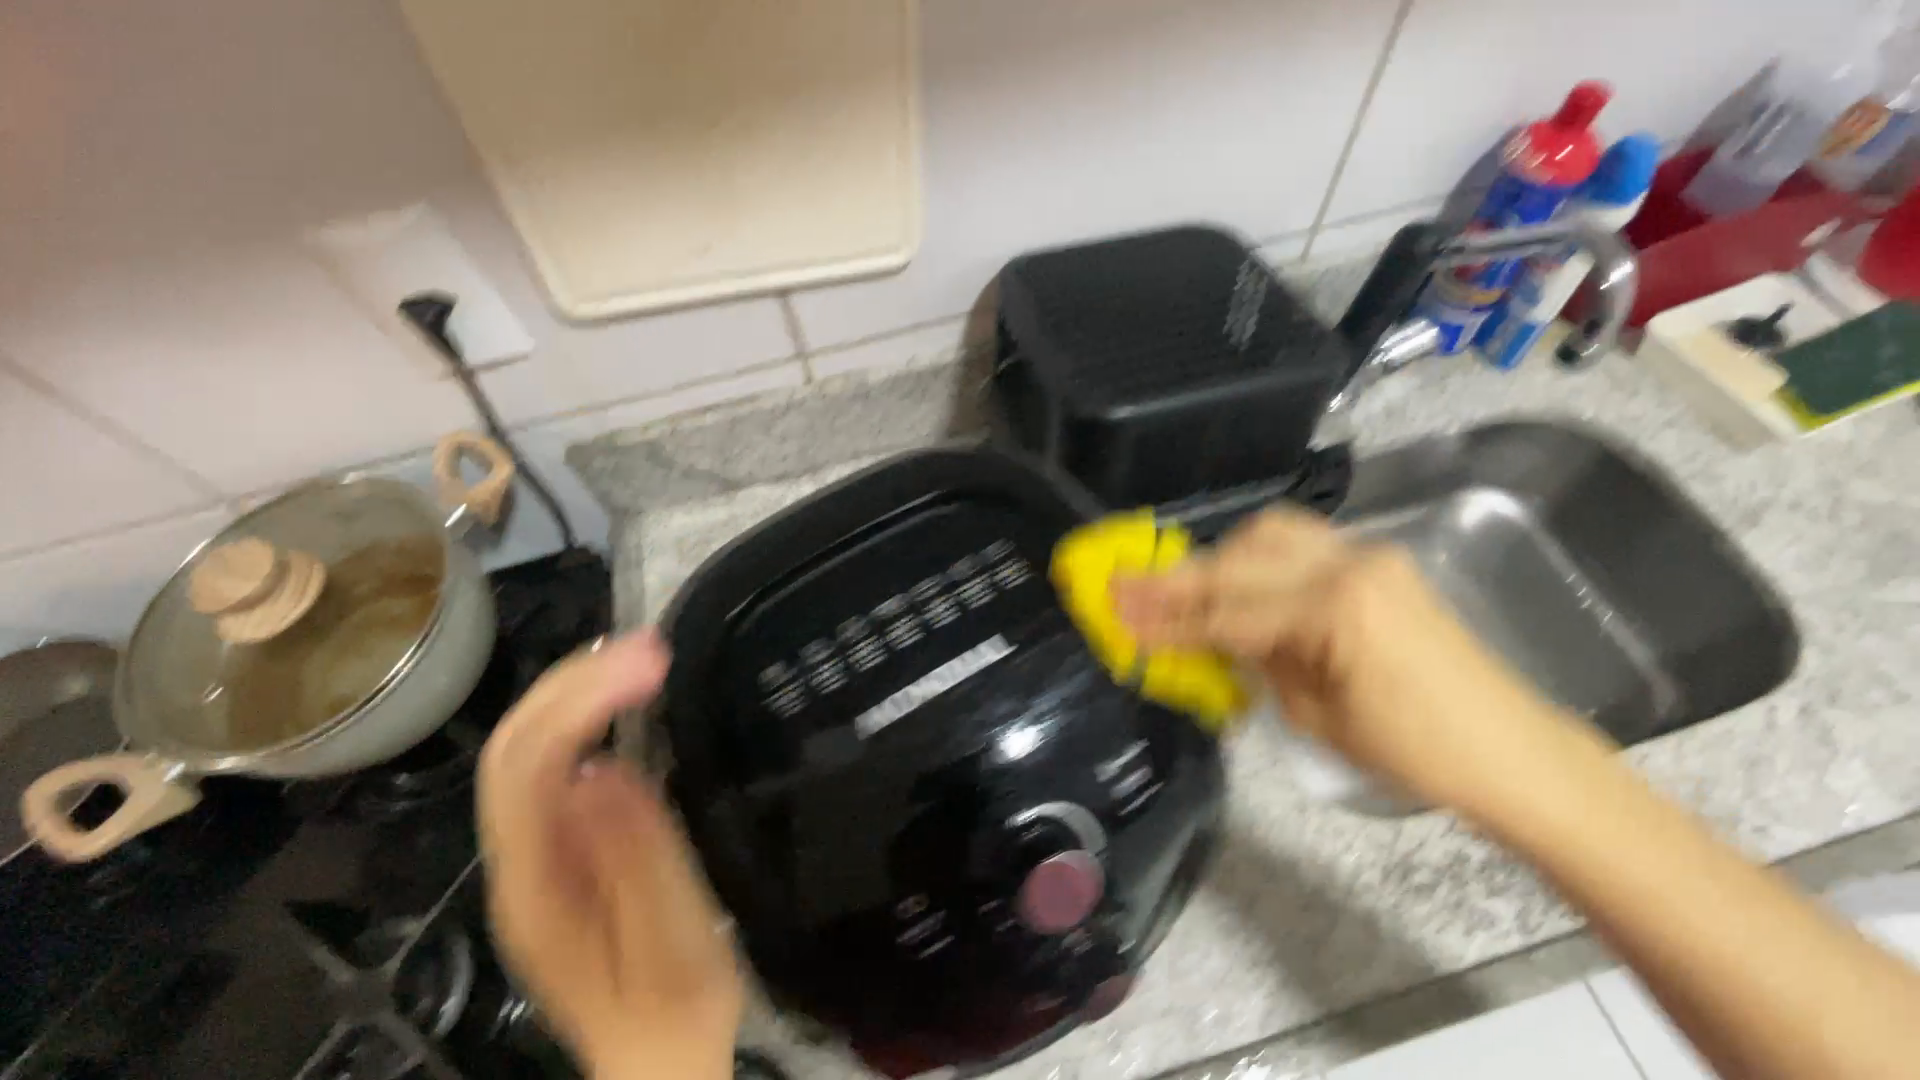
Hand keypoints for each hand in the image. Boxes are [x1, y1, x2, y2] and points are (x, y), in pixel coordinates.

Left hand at [477, 631, 741, 1079]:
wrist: (657, 1062)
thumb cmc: (674, 1013)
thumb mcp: (672, 946)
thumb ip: (637, 860)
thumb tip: (602, 770)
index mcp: (536, 887)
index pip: (526, 768)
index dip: (579, 701)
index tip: (652, 662)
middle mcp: (519, 862)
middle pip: (515, 747)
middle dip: (576, 681)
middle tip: (652, 644)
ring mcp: (534, 855)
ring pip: (528, 749)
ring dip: (577, 691)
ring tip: (639, 656)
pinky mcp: (560, 850)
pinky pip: (554, 766)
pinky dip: (586, 719)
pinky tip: (621, 701)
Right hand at [1111, 507, 1607, 819]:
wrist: (1510, 748)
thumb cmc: (1416, 751)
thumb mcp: (1317, 717)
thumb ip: (1258, 663)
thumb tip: (1212, 638)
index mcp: (1334, 610)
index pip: (1227, 611)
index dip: (1166, 618)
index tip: (1116, 614)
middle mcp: (1349, 564)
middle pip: (1239, 560)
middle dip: (1176, 579)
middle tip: (1123, 587)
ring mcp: (1368, 555)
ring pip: (1269, 535)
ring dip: (1217, 558)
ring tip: (1176, 583)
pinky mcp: (1379, 561)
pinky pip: (1301, 544)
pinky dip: (1256, 557)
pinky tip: (1236, 578)